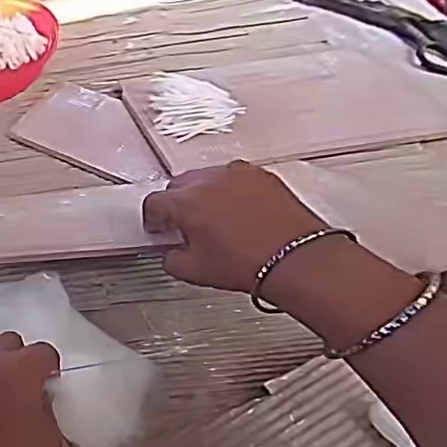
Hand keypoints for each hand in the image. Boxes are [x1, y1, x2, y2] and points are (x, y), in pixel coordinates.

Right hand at [141, 161, 328, 291]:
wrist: (294, 260)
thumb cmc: (249, 262)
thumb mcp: (192, 270)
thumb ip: (171, 257)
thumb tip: (173, 253)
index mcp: (185, 202)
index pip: (154, 202)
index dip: (152, 218)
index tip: (158, 227)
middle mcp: (209, 181)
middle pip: (178, 185)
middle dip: (175, 204)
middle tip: (181, 224)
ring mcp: (238, 175)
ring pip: (206, 178)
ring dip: (202, 194)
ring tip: (211, 218)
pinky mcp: (262, 176)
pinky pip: (235, 178)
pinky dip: (229, 190)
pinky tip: (235, 211)